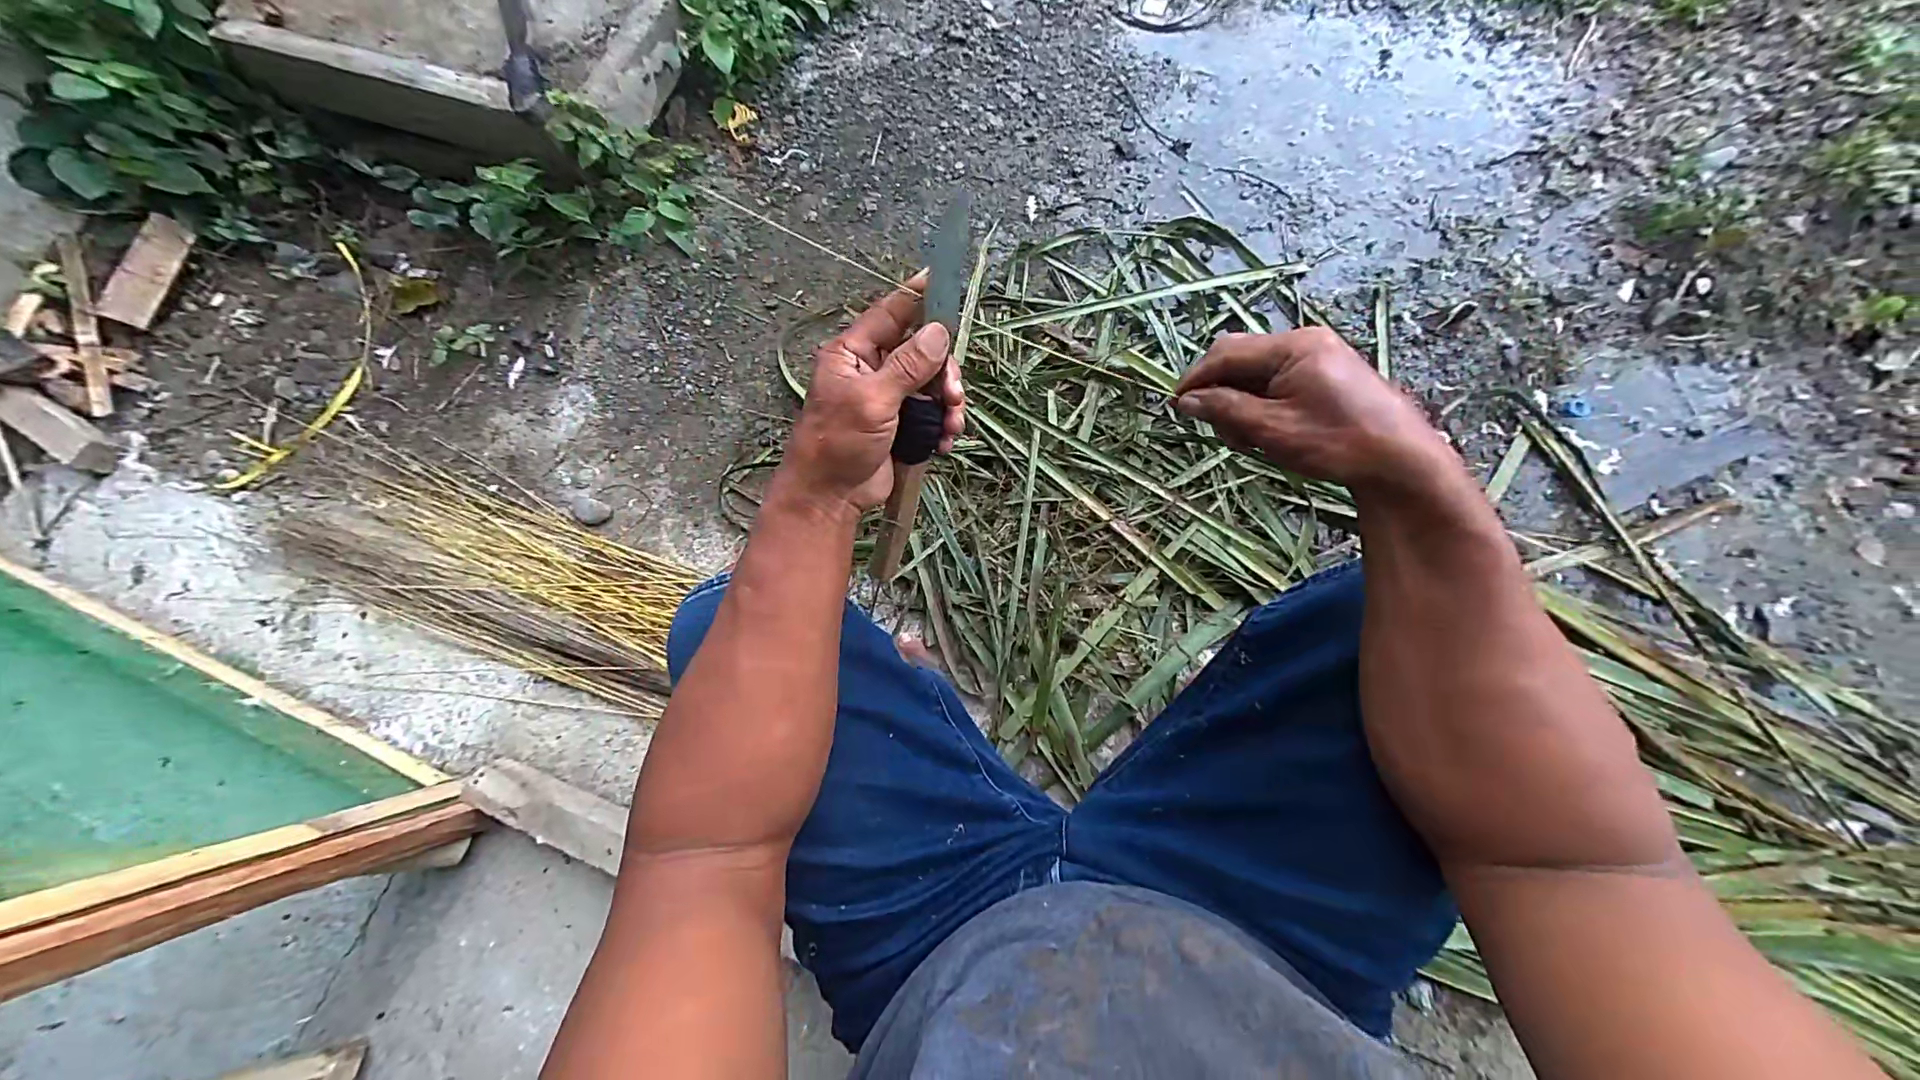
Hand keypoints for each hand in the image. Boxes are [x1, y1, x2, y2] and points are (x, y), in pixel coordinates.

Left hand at [778, 271, 965, 513]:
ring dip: (948, 403)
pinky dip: (943, 425)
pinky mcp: (903, 424)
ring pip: (933, 383)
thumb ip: (907, 365)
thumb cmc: (838, 442)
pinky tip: (945, 442)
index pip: (890, 313)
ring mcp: (889, 397)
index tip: (945, 281)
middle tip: (953, 396)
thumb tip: (939, 331)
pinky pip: (932, 413)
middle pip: (922, 350)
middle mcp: (872, 369)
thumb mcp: (873, 400)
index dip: (918, 297)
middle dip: (944, 372)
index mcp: (853, 352)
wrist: (830, 496)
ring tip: (951, 426)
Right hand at [1174, 329, 1452, 491]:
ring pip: (1255, 373)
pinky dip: (1260, 405)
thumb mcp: (1271, 429)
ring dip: (1238, 403)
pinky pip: (1276, 382)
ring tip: (1247, 440)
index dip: (1196, 379)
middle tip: (1217, 429)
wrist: (1401, 461)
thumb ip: (1224, 409)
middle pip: (1239, 358)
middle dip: (1218, 392)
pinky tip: (1266, 433)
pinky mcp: (1324, 375)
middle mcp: (1305, 342)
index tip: (1176, 406)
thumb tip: (1186, 401)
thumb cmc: (1337, 443)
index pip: (1226, 353)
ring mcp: (1317, 357)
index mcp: (1293, 347)